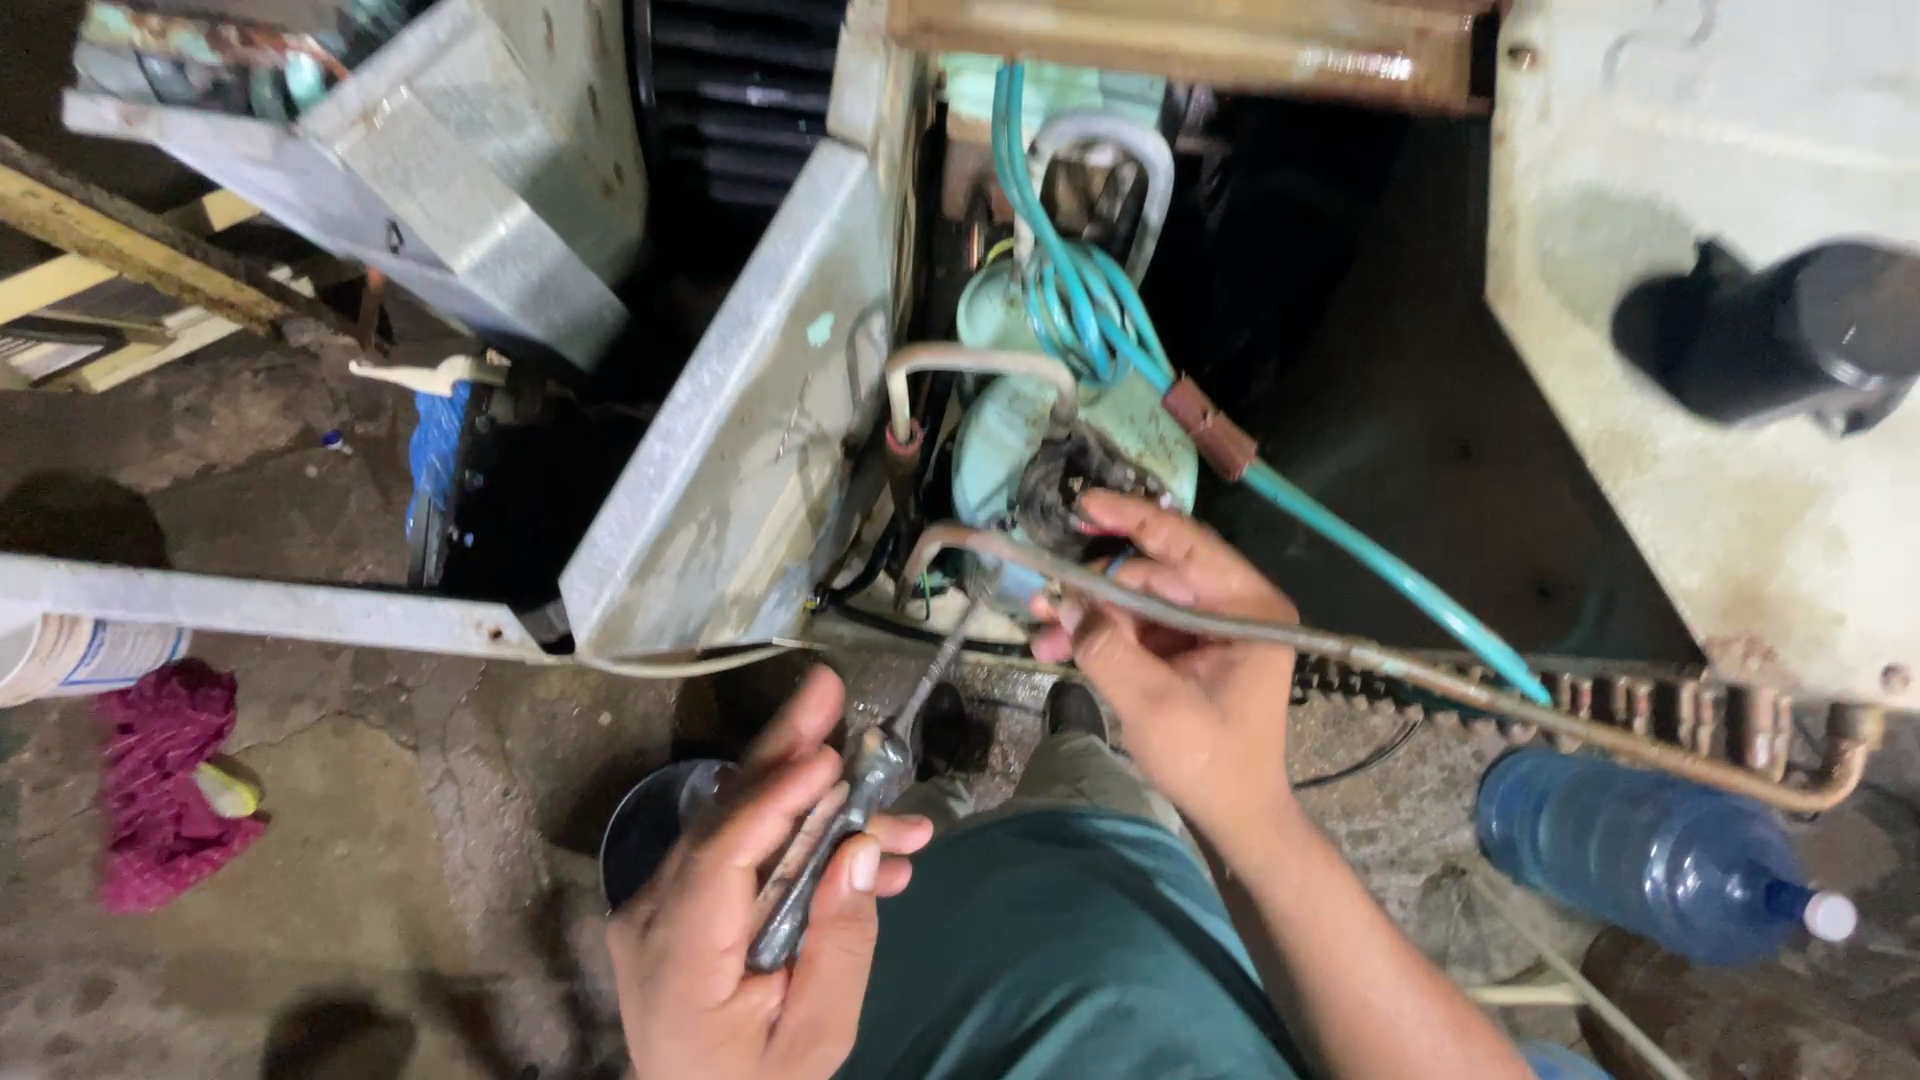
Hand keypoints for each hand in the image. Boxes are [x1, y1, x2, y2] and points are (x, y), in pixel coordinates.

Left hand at [606, 666, 934, 1078]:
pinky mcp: (687, 895)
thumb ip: (840, 944)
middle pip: (723, 814)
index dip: (773, 799)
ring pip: (739, 819)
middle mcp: (656, 915)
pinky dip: (802, 831)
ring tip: (884, 783)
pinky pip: (746, 844)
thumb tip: (863, 849)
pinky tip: (868, 844)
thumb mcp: (817, 1034)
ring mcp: (666, 901)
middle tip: (826, 689)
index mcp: (679, 961)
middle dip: (782, 748)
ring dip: (812, 792)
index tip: (827, 758)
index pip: (719, 857)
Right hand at [1031, 491, 1300, 839]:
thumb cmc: (1210, 762)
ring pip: (1136, 600)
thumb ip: (1106, 646)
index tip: (1083, 504)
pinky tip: (1059, 648)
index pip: (1185, 544)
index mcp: (1247, 608)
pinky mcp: (1185, 649)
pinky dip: (1099, 636)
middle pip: (1152, 574)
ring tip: (1043, 633)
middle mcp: (1230, 607)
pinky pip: (1135, 626)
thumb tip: (1064, 601)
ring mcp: (1206, 628)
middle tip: (1045, 601)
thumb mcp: (1154, 703)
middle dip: (1095, 588)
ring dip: (1089, 615)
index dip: (1132, 519)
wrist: (1235, 817)